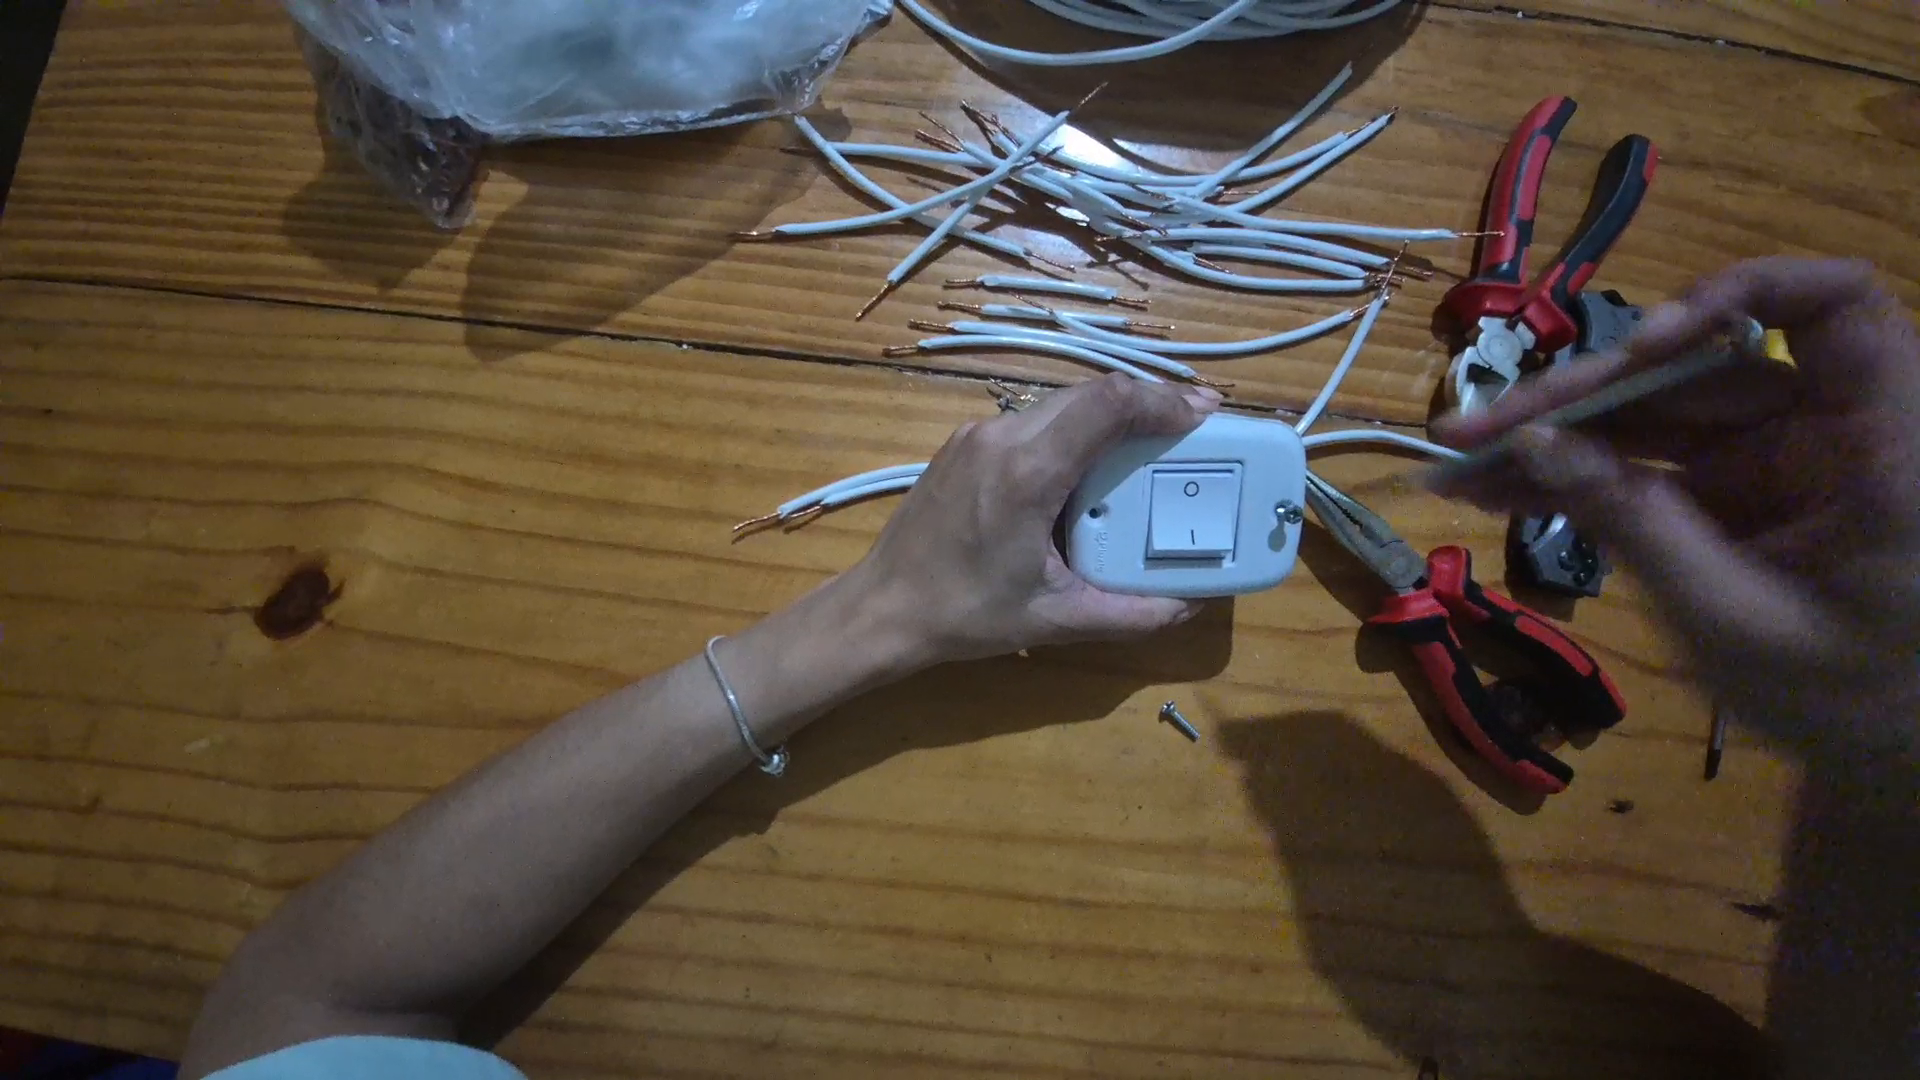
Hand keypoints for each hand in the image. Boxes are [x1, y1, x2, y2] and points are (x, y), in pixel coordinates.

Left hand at [853, 373, 1219, 667]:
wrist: (883, 609)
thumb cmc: (966, 615)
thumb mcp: (1057, 619)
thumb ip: (1131, 614)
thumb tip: (1188, 604)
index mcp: (1027, 471)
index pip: (1106, 403)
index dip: (1161, 398)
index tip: (1203, 413)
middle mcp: (998, 436)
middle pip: (1086, 394)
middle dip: (1143, 403)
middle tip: (1188, 429)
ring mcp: (974, 436)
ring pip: (1056, 403)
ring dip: (1106, 416)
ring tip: (1144, 445)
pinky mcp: (961, 446)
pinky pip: (1029, 421)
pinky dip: (1070, 430)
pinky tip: (1085, 464)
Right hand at [1431, 258, 1919, 761]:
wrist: (1891, 750)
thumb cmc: (1850, 696)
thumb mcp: (1729, 613)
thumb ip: (1632, 520)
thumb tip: (1531, 443)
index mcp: (1883, 444)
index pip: (1831, 309)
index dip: (1733, 299)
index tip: (1633, 350)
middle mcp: (1819, 428)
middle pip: (1685, 374)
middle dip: (1572, 401)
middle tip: (1468, 433)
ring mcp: (1761, 459)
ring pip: (1638, 418)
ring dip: (1543, 439)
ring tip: (1456, 466)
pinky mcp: (1715, 490)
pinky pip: (1627, 465)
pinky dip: (1559, 477)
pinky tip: (1489, 489)